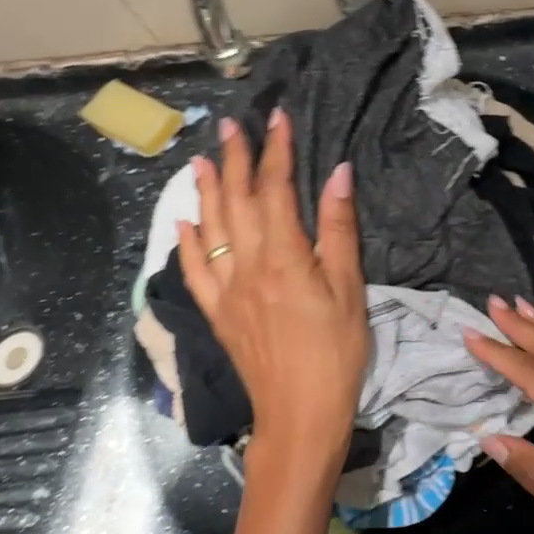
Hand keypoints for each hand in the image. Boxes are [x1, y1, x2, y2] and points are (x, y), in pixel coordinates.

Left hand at [175, 110, 368, 454]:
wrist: (299, 414)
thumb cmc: (336, 350)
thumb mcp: (349, 288)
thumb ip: (339, 229)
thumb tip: (338, 173)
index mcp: (282, 257)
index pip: (275, 190)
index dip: (276, 151)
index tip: (277, 118)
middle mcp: (245, 266)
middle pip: (236, 201)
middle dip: (234, 159)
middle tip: (231, 124)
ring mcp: (225, 291)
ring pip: (209, 229)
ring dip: (206, 190)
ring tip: (201, 159)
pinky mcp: (217, 314)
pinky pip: (193, 271)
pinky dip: (186, 242)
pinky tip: (184, 222)